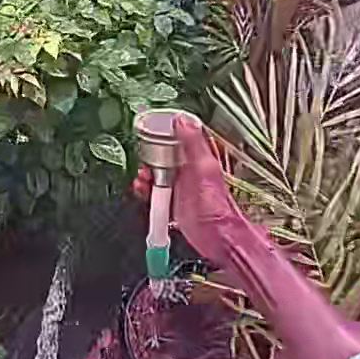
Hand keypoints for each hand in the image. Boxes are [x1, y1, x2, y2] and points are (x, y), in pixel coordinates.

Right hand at [131, 113, 262, 272]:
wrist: (217, 238)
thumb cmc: (217, 207)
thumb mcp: (204, 168)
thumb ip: (193, 144)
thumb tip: (182, 120)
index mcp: (200, 158)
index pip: (181, 138)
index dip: (166, 133)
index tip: (152, 130)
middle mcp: (190, 171)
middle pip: (165, 156)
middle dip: (151, 157)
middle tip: (144, 160)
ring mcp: (181, 187)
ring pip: (158, 174)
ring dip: (146, 174)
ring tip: (142, 177)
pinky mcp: (173, 202)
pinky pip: (155, 192)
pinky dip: (146, 190)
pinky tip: (143, 190)